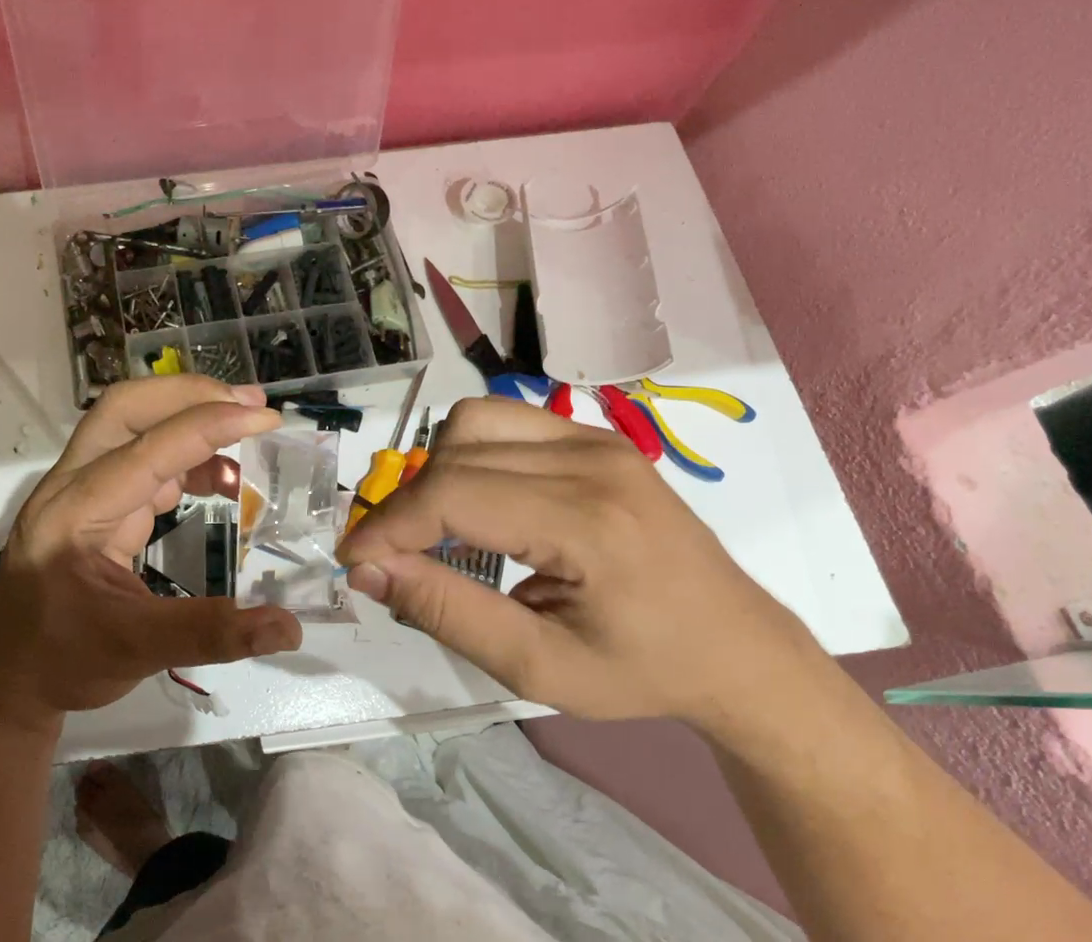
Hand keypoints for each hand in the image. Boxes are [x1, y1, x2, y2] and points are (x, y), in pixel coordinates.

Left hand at [0, 376, 302, 728]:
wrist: (9, 680)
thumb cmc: (62, 662)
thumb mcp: (137, 650)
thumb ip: (212, 634)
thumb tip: (289, 628)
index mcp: (76, 513)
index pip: (149, 449)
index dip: (211, 427)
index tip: (268, 418)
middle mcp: (71, 487)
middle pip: (125, 409)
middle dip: (189, 395)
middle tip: (251, 404)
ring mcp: (77, 493)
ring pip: (129, 427)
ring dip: (186, 421)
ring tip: (246, 434)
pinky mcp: (90, 506)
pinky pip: (136, 460)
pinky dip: (180, 457)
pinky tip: (218, 478)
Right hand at [336, 397, 825, 728]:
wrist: (738, 650)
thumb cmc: (643, 671)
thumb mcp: (539, 666)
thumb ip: (448, 612)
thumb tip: (369, 569)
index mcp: (588, 522)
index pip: (454, 495)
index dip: (388, 526)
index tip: (353, 563)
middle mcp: (593, 461)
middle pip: (455, 455)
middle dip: (404, 507)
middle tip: (392, 561)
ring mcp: (598, 439)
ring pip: (473, 423)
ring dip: (435, 473)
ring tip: (437, 531)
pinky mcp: (597, 436)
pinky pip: (503, 421)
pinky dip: (467, 456)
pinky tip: (477, 505)